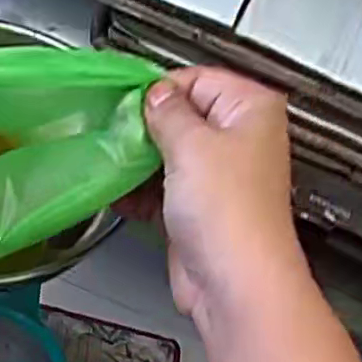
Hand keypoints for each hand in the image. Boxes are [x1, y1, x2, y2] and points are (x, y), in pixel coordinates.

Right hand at [140, 67, 309, 330]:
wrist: (232, 281)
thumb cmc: (230, 215)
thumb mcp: (192, 145)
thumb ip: (168, 113)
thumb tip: (154, 96)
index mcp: (250, 110)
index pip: (198, 80)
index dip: (161, 89)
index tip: (127, 102)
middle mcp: (236, 143)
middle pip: (182, 120)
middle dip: (146, 130)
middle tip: (116, 135)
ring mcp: (215, 182)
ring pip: (168, 160)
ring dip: (138, 164)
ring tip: (111, 164)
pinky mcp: (195, 214)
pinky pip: (161, 194)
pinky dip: (139, 194)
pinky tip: (116, 194)